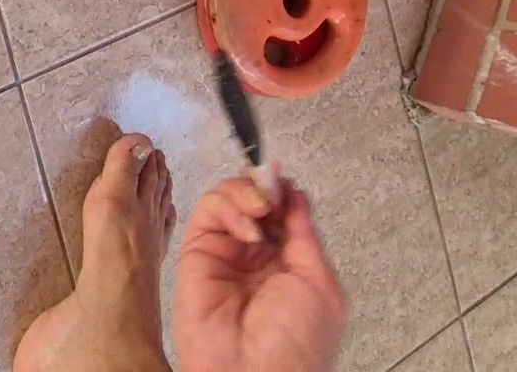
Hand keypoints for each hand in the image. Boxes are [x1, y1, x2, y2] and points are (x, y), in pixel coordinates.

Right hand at [172, 174, 348, 371]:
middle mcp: (256, 251)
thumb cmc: (297, 341)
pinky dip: (226, 208)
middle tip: (268, 195)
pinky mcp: (196, 247)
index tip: (283, 175)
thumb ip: (304, 233)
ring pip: (227, 197)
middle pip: (252, 197)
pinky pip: (207, 210)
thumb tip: (293, 188)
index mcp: (290, 262)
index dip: (282, 190)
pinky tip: (244, 229)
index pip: (282, 211)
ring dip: (243, 192)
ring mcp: (225, 248)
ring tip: (258, 208)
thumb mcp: (320, 285)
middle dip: (261, 186)